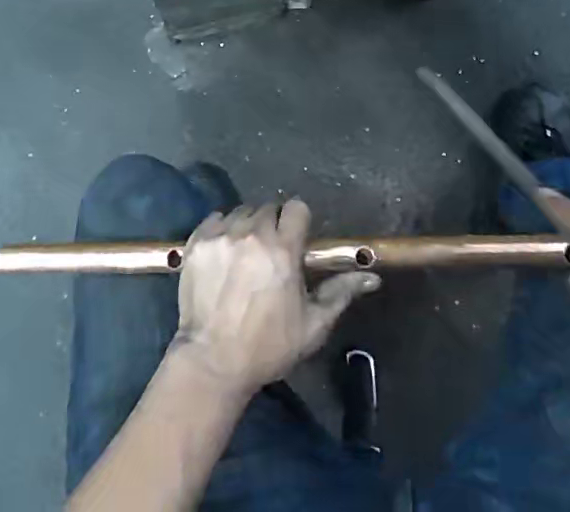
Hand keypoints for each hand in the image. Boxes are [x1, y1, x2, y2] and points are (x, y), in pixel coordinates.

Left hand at [170, 200, 379, 397]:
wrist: (212, 362)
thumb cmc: (268, 346)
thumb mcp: (313, 324)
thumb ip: (341, 293)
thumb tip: (372, 277)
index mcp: (283, 249)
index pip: (296, 207)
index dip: (298, 221)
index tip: (295, 239)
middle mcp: (252, 234)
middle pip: (268, 208)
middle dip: (273, 225)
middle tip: (271, 252)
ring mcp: (221, 236)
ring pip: (240, 212)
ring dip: (247, 226)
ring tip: (245, 253)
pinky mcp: (196, 243)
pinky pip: (214, 219)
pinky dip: (221, 229)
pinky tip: (223, 252)